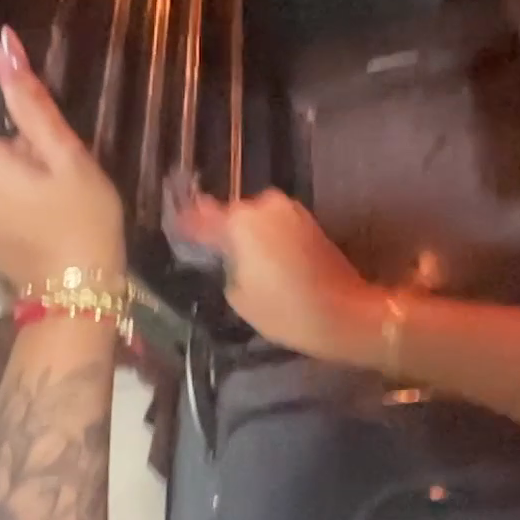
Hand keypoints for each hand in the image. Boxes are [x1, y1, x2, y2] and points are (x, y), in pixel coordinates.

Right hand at [175, 189, 380, 359]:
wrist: (345, 313)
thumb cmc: (285, 310)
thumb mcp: (238, 295)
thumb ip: (224, 264)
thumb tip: (223, 254)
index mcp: (240, 221)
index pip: (201, 218)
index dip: (185, 225)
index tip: (174, 229)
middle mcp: (264, 206)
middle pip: (231, 215)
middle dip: (221, 230)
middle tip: (210, 253)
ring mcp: (290, 211)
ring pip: (256, 220)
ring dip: (246, 234)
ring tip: (237, 260)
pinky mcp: (308, 222)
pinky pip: (275, 226)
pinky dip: (266, 238)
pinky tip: (261, 260)